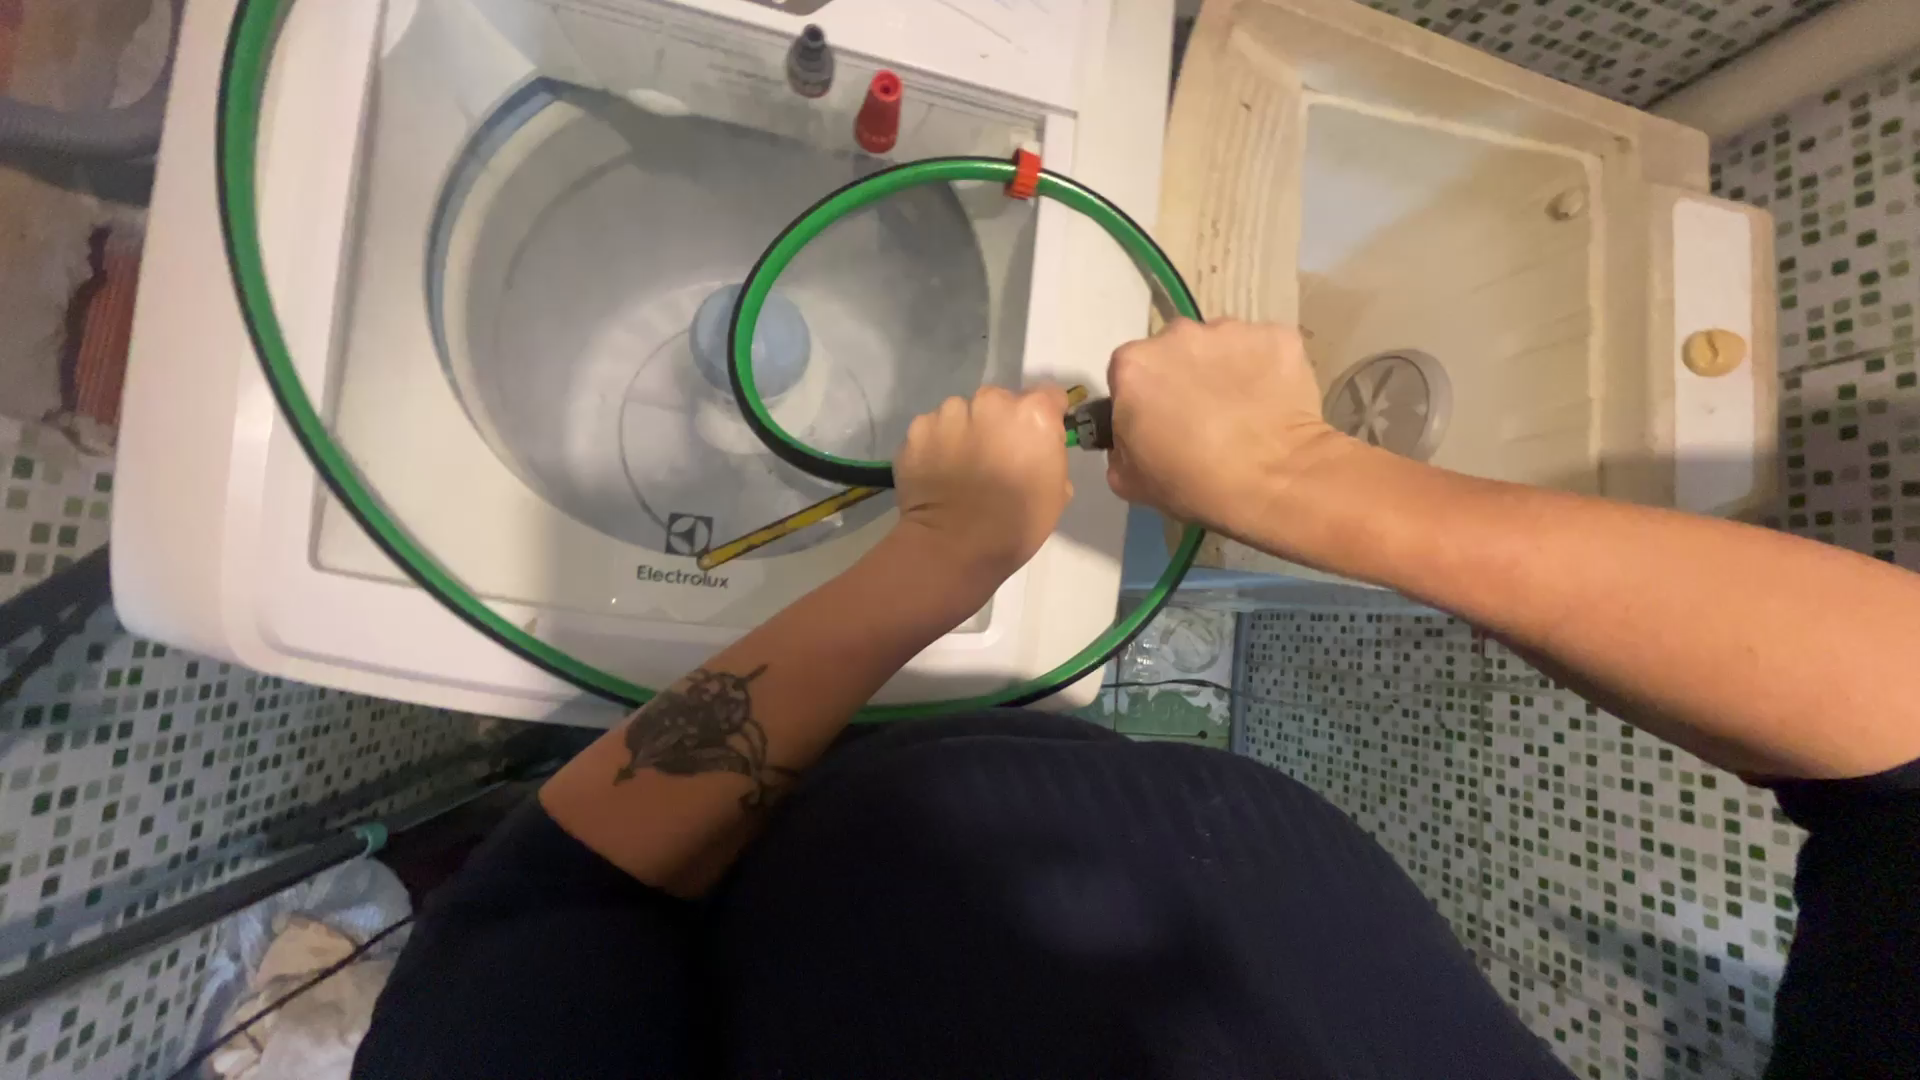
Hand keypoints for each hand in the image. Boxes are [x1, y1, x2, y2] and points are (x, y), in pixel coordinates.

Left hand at [893, 384, 1072, 582]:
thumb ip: (1049, 454)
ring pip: (961, 413)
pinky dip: (935, 446)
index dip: (1045, 417)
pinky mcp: (917, 431)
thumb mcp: (1057, 491)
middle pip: (999, 402)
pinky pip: (932, 430)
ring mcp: (949, 413)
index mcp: (1032, 413)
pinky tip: (937, 474)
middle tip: (994, 458)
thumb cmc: (1016, 524)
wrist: (954, 547)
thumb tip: (1036, 448)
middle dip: (999, 423)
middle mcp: (990, 401)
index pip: (1047, 396)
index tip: (1037, 438)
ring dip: (964, 432)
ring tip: (960, 469)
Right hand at [1106, 319, 1349, 536]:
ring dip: (1222, 371)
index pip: (1127, 375)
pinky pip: (1261, 350)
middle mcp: (1177, 335)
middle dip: (1180, 377)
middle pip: (1172, 352)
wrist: (1273, 481)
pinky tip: (1268, 404)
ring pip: (1218, 347)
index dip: (1140, 400)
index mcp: (1133, 365)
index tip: (1157, 424)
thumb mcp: (1127, 480)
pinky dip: (1263, 370)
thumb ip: (1119, 446)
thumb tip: (1132, 437)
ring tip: (1239, 413)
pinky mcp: (1277, 336)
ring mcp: (1231, 331)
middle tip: (1199, 420)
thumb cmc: (1192, 483)